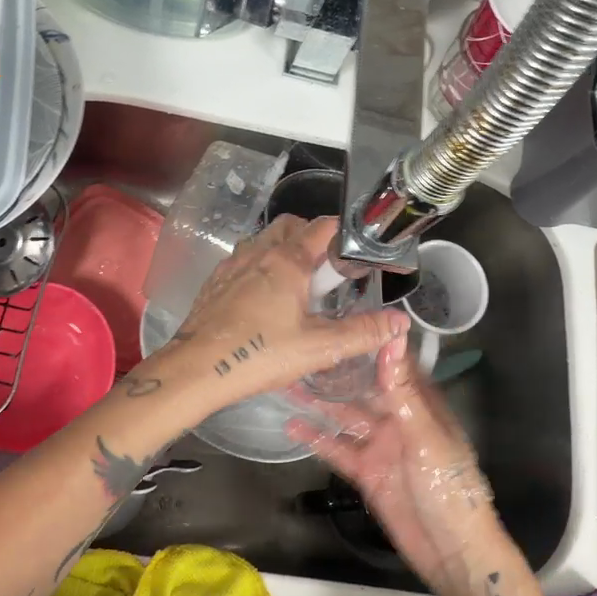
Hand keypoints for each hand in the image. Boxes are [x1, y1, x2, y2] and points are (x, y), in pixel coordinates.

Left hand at [148, 215, 407, 415]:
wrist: (196, 369)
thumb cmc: (260, 354)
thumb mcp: (320, 347)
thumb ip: (362, 333)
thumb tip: (399, 321)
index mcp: (287, 259)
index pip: (322, 226)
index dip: (343, 236)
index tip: (356, 257)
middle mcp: (259, 252)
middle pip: (291, 226)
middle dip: (312, 238)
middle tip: (327, 272)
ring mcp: (233, 264)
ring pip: (264, 240)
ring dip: (284, 250)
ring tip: (298, 286)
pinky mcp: (216, 281)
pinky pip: (244, 259)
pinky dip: (261, 266)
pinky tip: (265, 299)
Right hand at [287, 335, 495, 587]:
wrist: (452, 551)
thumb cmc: (450, 486)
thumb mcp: (424, 435)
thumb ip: (401, 389)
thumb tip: (391, 338)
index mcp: (421, 403)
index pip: (393, 364)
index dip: (369, 343)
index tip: (341, 319)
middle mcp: (399, 419)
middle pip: (363, 389)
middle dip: (336, 372)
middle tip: (302, 349)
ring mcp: (380, 446)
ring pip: (345, 416)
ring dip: (320, 402)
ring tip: (287, 382)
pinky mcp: (366, 473)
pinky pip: (338, 450)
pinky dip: (316, 438)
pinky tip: (291, 425)